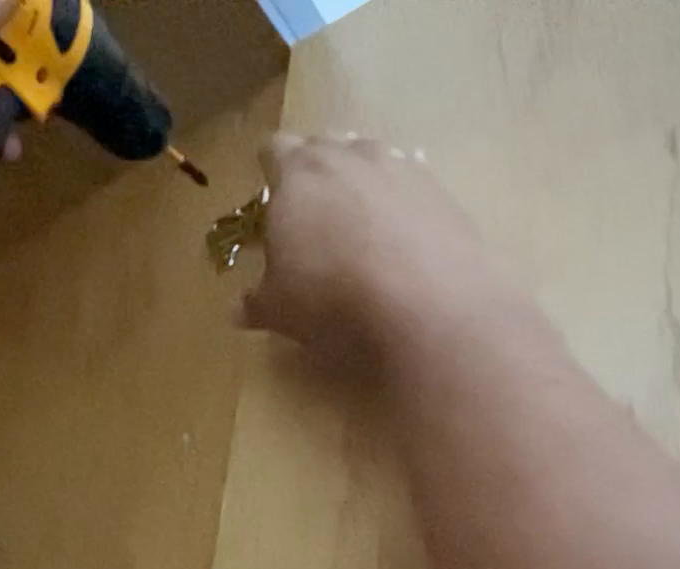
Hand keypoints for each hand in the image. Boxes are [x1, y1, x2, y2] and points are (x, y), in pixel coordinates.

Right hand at [238, 134, 497, 359]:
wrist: (425, 308)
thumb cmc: (332, 300)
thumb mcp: (280, 310)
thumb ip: (256, 302)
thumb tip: (237, 311)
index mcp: (298, 173)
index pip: (274, 149)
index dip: (270, 171)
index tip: (271, 195)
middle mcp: (349, 156)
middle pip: (325, 146)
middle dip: (316, 174)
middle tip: (314, 216)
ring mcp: (401, 167)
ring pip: (372, 159)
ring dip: (362, 183)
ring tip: (361, 227)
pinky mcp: (442, 192)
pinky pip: (412, 185)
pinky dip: (402, 205)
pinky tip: (403, 240)